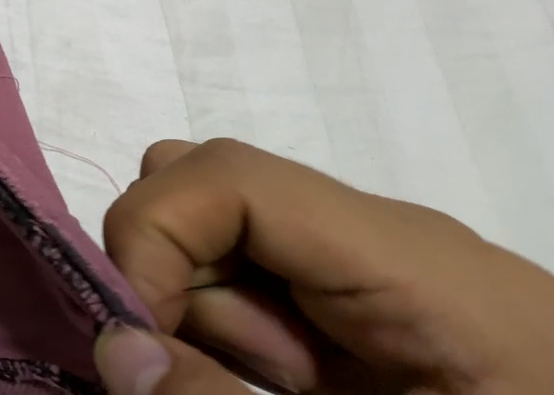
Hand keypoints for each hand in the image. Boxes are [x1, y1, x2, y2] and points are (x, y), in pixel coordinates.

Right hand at [92, 139, 553, 394]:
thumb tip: (113, 348)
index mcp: (441, 280)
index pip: (239, 179)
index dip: (153, 229)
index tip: (128, 327)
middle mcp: (420, 249)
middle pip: (223, 185)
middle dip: (176, 269)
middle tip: (204, 367)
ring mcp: (402, 271)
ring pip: (229, 222)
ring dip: (203, 300)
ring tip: (265, 386)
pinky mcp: (384, 303)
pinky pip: (264, 268)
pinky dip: (233, 319)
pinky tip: (281, 381)